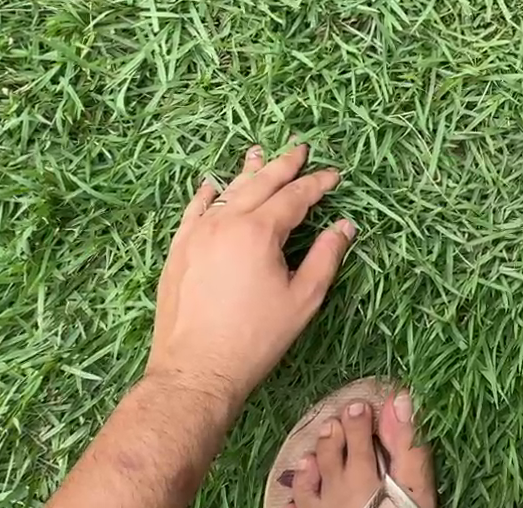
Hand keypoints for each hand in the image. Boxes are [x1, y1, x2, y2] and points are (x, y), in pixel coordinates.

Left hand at [145, 143, 355, 407]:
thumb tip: (344, 225)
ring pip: (228, 191)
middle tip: (301, 149)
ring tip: (259, 153)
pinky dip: (207, 194)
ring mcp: (197, 234)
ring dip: (248, 171)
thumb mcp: (303, 299)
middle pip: (261, 182)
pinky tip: (212, 185)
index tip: (334, 176)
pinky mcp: (178, 250)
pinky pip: (194, 211)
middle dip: (285, 164)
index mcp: (259, 231)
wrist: (194, 373)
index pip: (295, 196)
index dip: (317, 183)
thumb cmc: (255, 338)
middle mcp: (226, 222)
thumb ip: (326, 256)